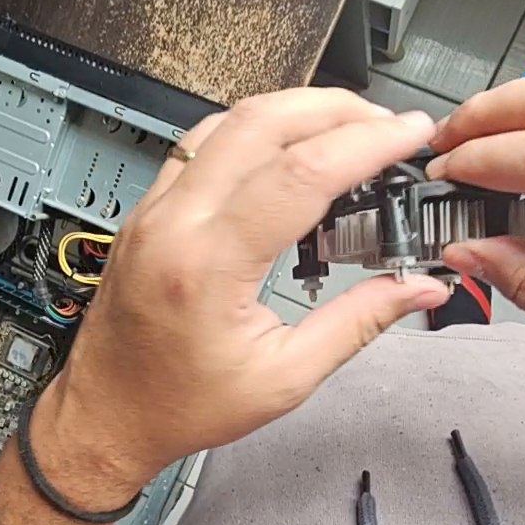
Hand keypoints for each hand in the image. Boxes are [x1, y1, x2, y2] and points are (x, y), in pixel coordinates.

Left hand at [32, 89, 449, 500]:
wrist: (108, 414)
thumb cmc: (177, 405)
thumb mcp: (283, 378)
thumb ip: (357, 324)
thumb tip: (415, 290)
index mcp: (209, 267)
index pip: (301, 173)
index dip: (367, 143)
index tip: (408, 134)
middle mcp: (174, 225)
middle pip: (261, 123)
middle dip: (334, 109)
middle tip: (383, 124)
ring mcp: (154, 213)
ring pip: (226, 123)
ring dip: (291, 112)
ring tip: (341, 130)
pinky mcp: (147, 214)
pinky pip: (199, 146)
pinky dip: (250, 132)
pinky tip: (281, 149)